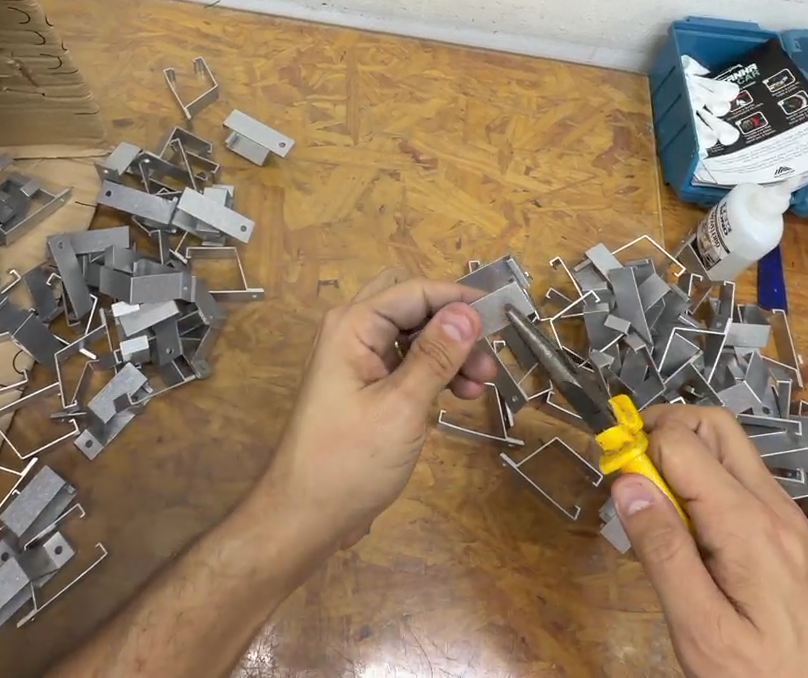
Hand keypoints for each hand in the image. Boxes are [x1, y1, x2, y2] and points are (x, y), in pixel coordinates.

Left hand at [249, 269, 496, 551]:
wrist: (305, 516)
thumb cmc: (348, 461)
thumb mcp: (401, 407)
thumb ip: (436, 356)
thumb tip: (468, 312)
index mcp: (354, 325)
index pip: (416, 291)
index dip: (460, 299)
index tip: (503, 316)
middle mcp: (352, 330)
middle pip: (413, 304)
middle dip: (452, 323)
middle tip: (487, 353)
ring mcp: (357, 357)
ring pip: (412, 331)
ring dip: (448, 349)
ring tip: (480, 383)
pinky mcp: (364, 383)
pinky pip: (405, 359)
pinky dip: (434, 370)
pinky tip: (459, 394)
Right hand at [611, 404, 807, 677]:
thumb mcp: (701, 630)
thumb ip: (662, 552)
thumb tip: (626, 482)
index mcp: (747, 523)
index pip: (679, 440)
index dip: (637, 449)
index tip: (614, 482)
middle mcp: (772, 507)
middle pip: (711, 425)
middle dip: (661, 431)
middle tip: (630, 472)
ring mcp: (785, 520)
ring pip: (726, 448)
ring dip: (681, 454)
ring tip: (654, 504)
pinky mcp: (788, 536)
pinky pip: (738, 481)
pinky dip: (702, 481)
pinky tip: (685, 531)